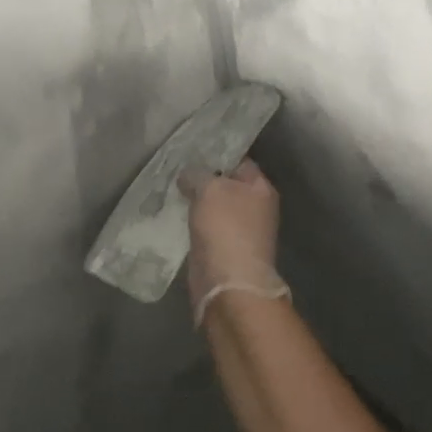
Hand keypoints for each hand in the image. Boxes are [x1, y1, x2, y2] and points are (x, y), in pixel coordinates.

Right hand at [180, 159, 286, 323]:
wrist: (228, 283)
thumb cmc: (225, 227)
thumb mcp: (208, 188)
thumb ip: (197, 174)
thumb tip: (188, 176)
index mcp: (261, 188)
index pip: (239, 160)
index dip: (216, 153)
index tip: (191, 149)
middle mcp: (255, 207)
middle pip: (226, 183)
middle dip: (203, 177)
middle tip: (176, 167)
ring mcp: (240, 230)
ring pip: (214, 206)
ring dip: (196, 200)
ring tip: (171, 187)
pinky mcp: (224, 249)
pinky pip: (206, 226)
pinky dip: (193, 220)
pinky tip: (174, 211)